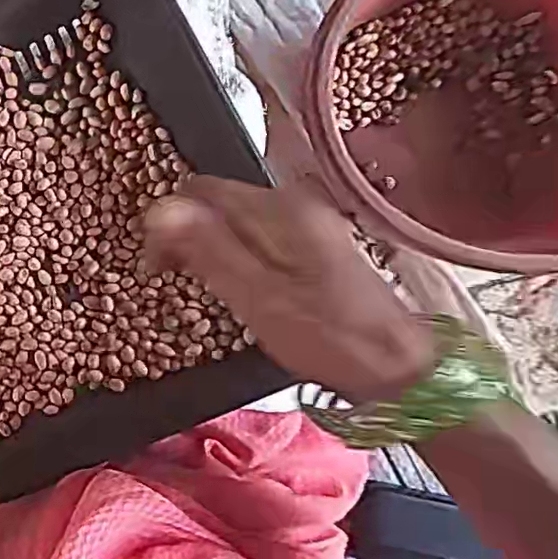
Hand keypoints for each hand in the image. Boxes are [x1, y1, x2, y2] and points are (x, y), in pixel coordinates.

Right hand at [143, 175, 432, 399]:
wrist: (399, 367)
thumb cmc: (327, 338)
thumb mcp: (259, 297)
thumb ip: (209, 249)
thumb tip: (160, 209)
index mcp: (280, 208)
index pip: (199, 191)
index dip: (169, 222)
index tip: (158, 266)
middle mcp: (293, 202)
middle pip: (216, 201)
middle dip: (187, 234)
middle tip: (177, 280)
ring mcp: (305, 220)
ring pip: (233, 218)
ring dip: (209, 246)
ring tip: (207, 288)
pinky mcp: (310, 241)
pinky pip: (253, 233)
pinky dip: (233, 253)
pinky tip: (237, 285)